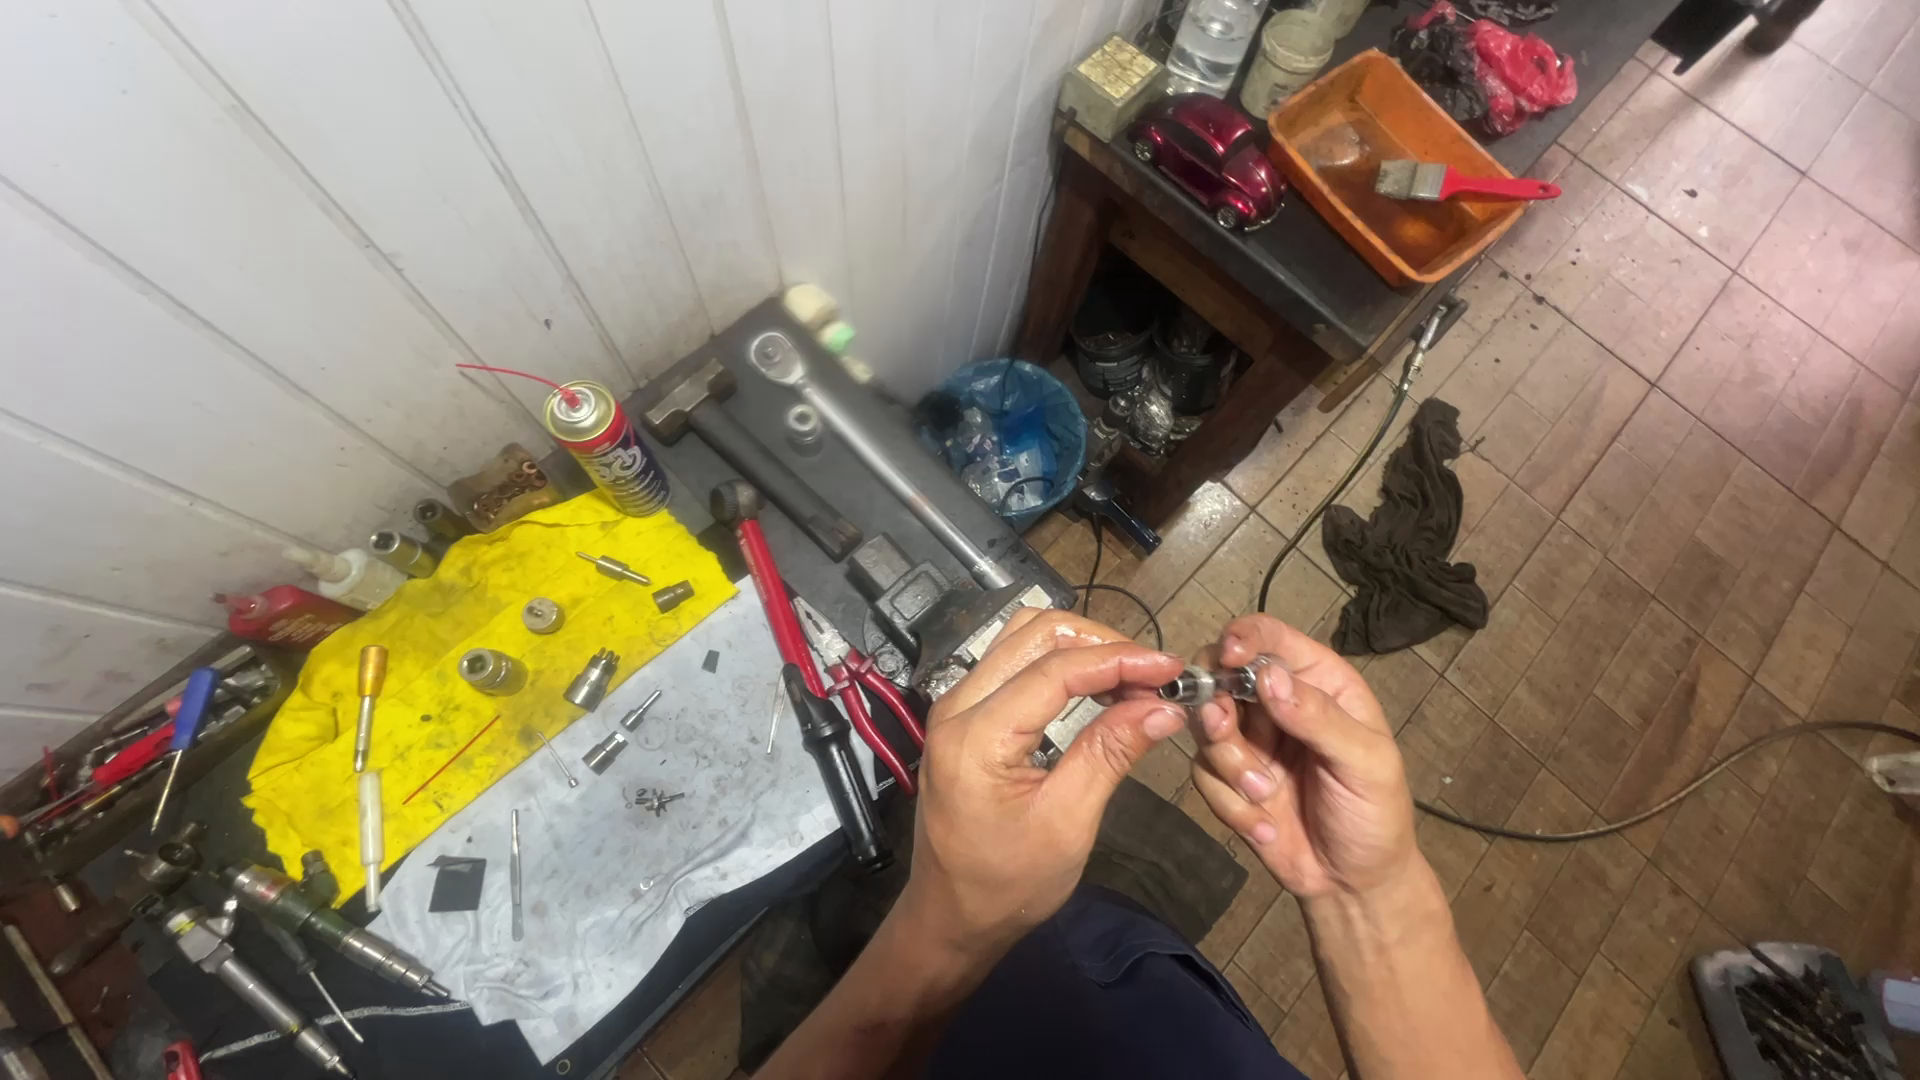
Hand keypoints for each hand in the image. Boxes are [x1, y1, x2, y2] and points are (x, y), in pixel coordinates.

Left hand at [899, 609, 1186, 952]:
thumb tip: (1164, 706)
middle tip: (1152, 675)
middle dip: (1101, 643)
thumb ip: (1110, 753)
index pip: (1054, 669)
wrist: (950, 915)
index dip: (1118, 660)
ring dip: (1081, 646)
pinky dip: (1061, 661)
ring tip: (1130, 677)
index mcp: (976, 734)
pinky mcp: (966, 711)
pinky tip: (1096, 686)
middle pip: (1034, 632)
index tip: (1171, 667)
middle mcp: (958, 703)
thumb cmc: (1006, 884)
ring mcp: (957, 703)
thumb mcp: (1067, 823)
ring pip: (1023, 637)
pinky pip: (1014, 661)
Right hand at [1188, 615, 1417, 900]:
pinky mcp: (1224, 775)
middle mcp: (1272, 701)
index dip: (1243, 636)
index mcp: (1315, 681)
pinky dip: (1229, 803)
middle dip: (1216, 705)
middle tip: (1223, 730)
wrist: (1352, 884)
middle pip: (1218, 672)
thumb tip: (1268, 677)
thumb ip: (1320, 718)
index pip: (1269, 636)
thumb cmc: (1374, 813)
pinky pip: (1201, 772)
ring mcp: (1245, 737)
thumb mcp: (1366, 764)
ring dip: (1228, 763)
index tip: (1228, 657)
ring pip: (1203, 723)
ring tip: (1264, 795)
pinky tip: (1265, 827)